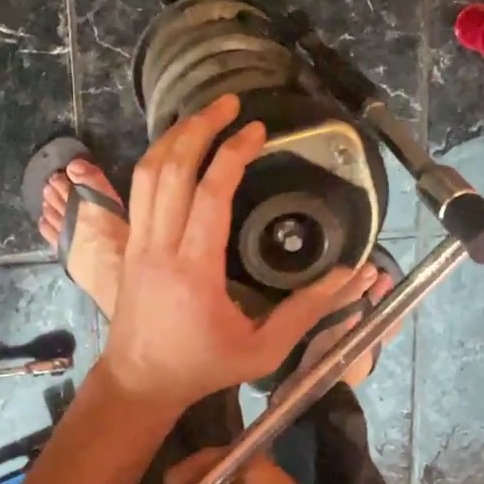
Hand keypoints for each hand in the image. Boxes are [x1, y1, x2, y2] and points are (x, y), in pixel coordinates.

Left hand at [101, 92, 376, 410]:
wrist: (139, 382)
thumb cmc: (203, 367)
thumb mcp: (263, 351)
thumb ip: (308, 311)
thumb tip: (354, 275)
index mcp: (194, 270)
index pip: (210, 196)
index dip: (232, 154)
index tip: (257, 129)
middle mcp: (159, 247)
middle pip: (172, 169)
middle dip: (201, 127)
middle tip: (230, 102)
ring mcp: (137, 241)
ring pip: (148, 172)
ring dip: (175, 135)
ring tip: (205, 112)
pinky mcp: (128, 241)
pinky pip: (138, 186)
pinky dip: (158, 155)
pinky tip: (178, 142)